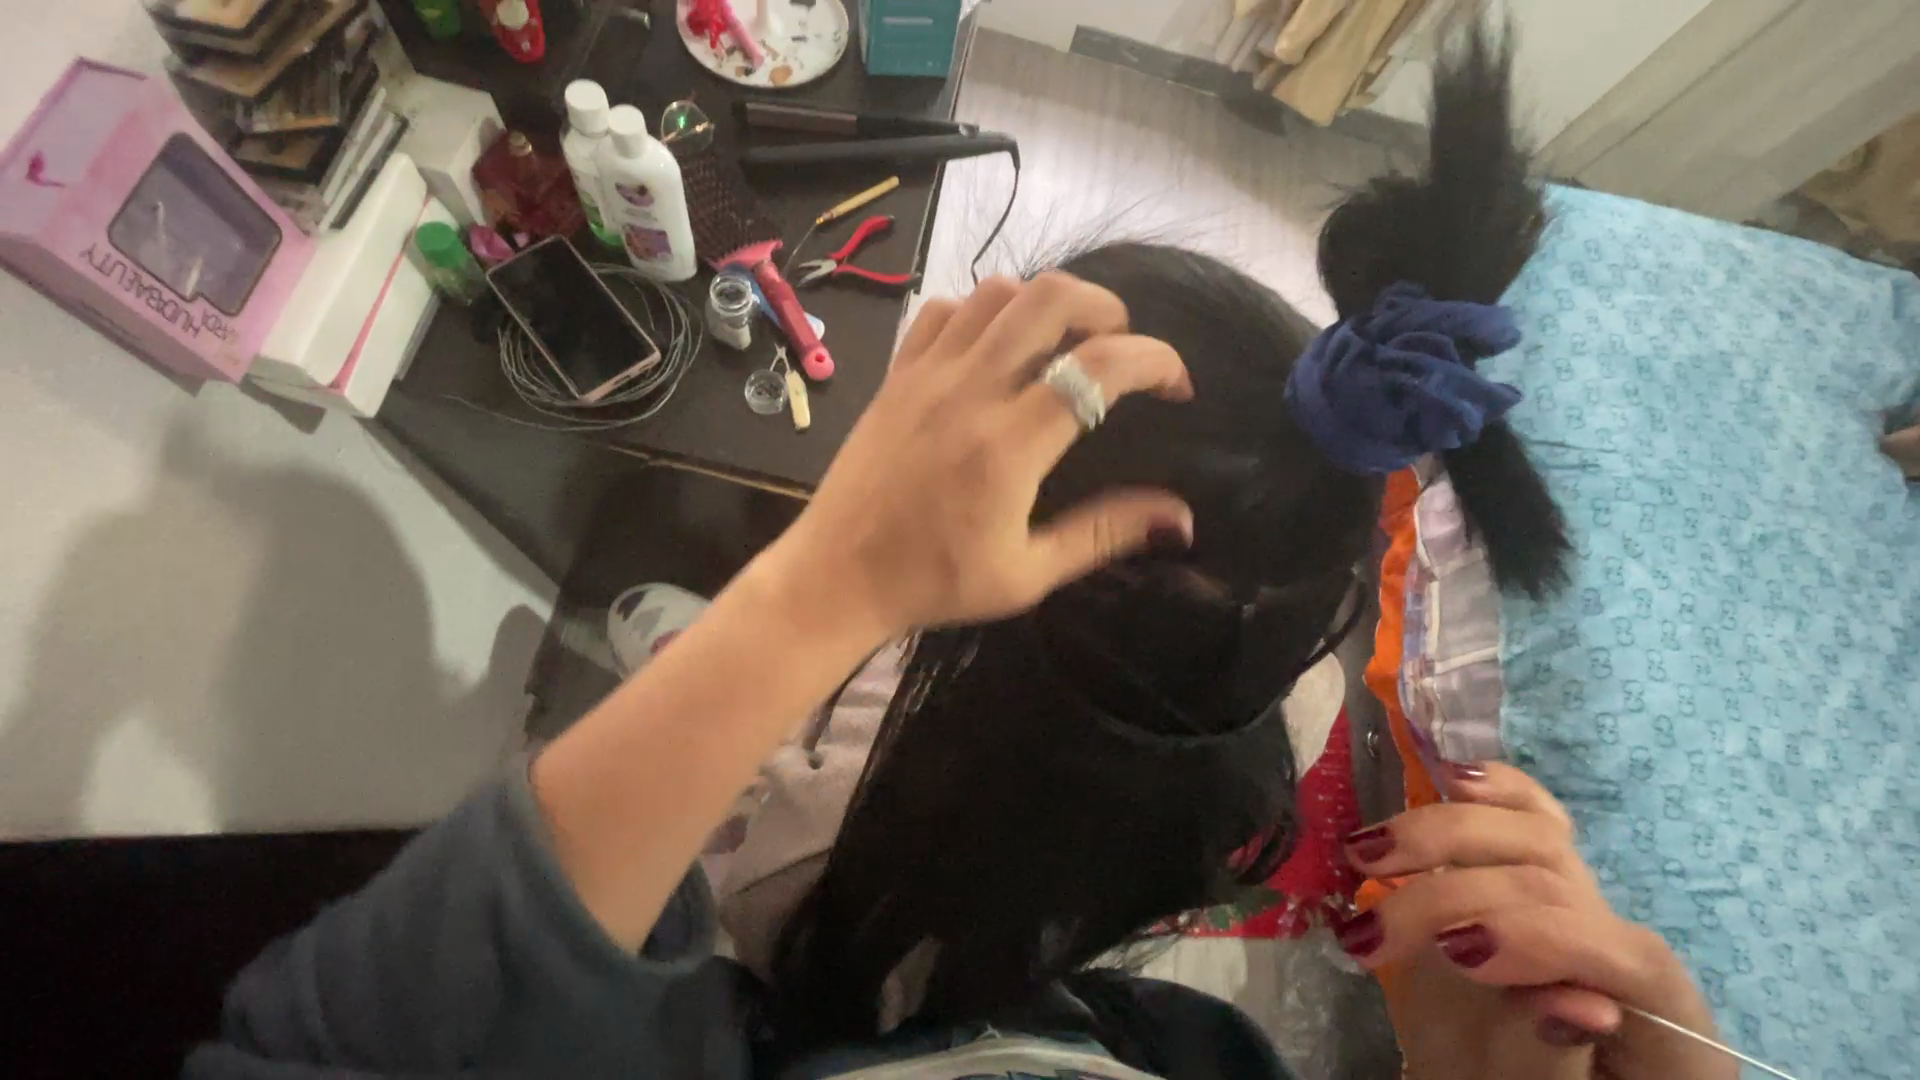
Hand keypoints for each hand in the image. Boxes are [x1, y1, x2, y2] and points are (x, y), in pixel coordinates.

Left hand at [770, 273, 1194, 633]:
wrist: (836, 576)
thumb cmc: (932, 584)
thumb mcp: (1026, 575)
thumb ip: (1103, 534)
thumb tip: (1180, 516)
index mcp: (1009, 445)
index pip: (1100, 366)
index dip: (1156, 360)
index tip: (1175, 386)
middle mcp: (969, 392)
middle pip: (1049, 298)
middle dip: (1105, 306)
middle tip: (1120, 345)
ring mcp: (926, 375)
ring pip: (996, 292)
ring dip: (1043, 302)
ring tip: (1061, 342)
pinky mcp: (895, 375)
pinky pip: (943, 310)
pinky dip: (982, 311)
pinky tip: (992, 347)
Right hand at [1338, 764, 1734, 1079]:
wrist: (1502, 1070)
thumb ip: (1547, 1057)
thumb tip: (1574, 1007)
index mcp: (1661, 1018)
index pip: (1620, 954)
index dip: (1538, 939)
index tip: (1451, 951)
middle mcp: (1626, 940)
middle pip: (1555, 880)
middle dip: (1450, 892)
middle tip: (1367, 928)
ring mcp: (1582, 896)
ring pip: (1534, 829)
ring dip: (1437, 831)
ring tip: (1364, 853)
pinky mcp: (1536, 869)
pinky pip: (1528, 809)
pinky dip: (1488, 786)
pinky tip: (1443, 775)